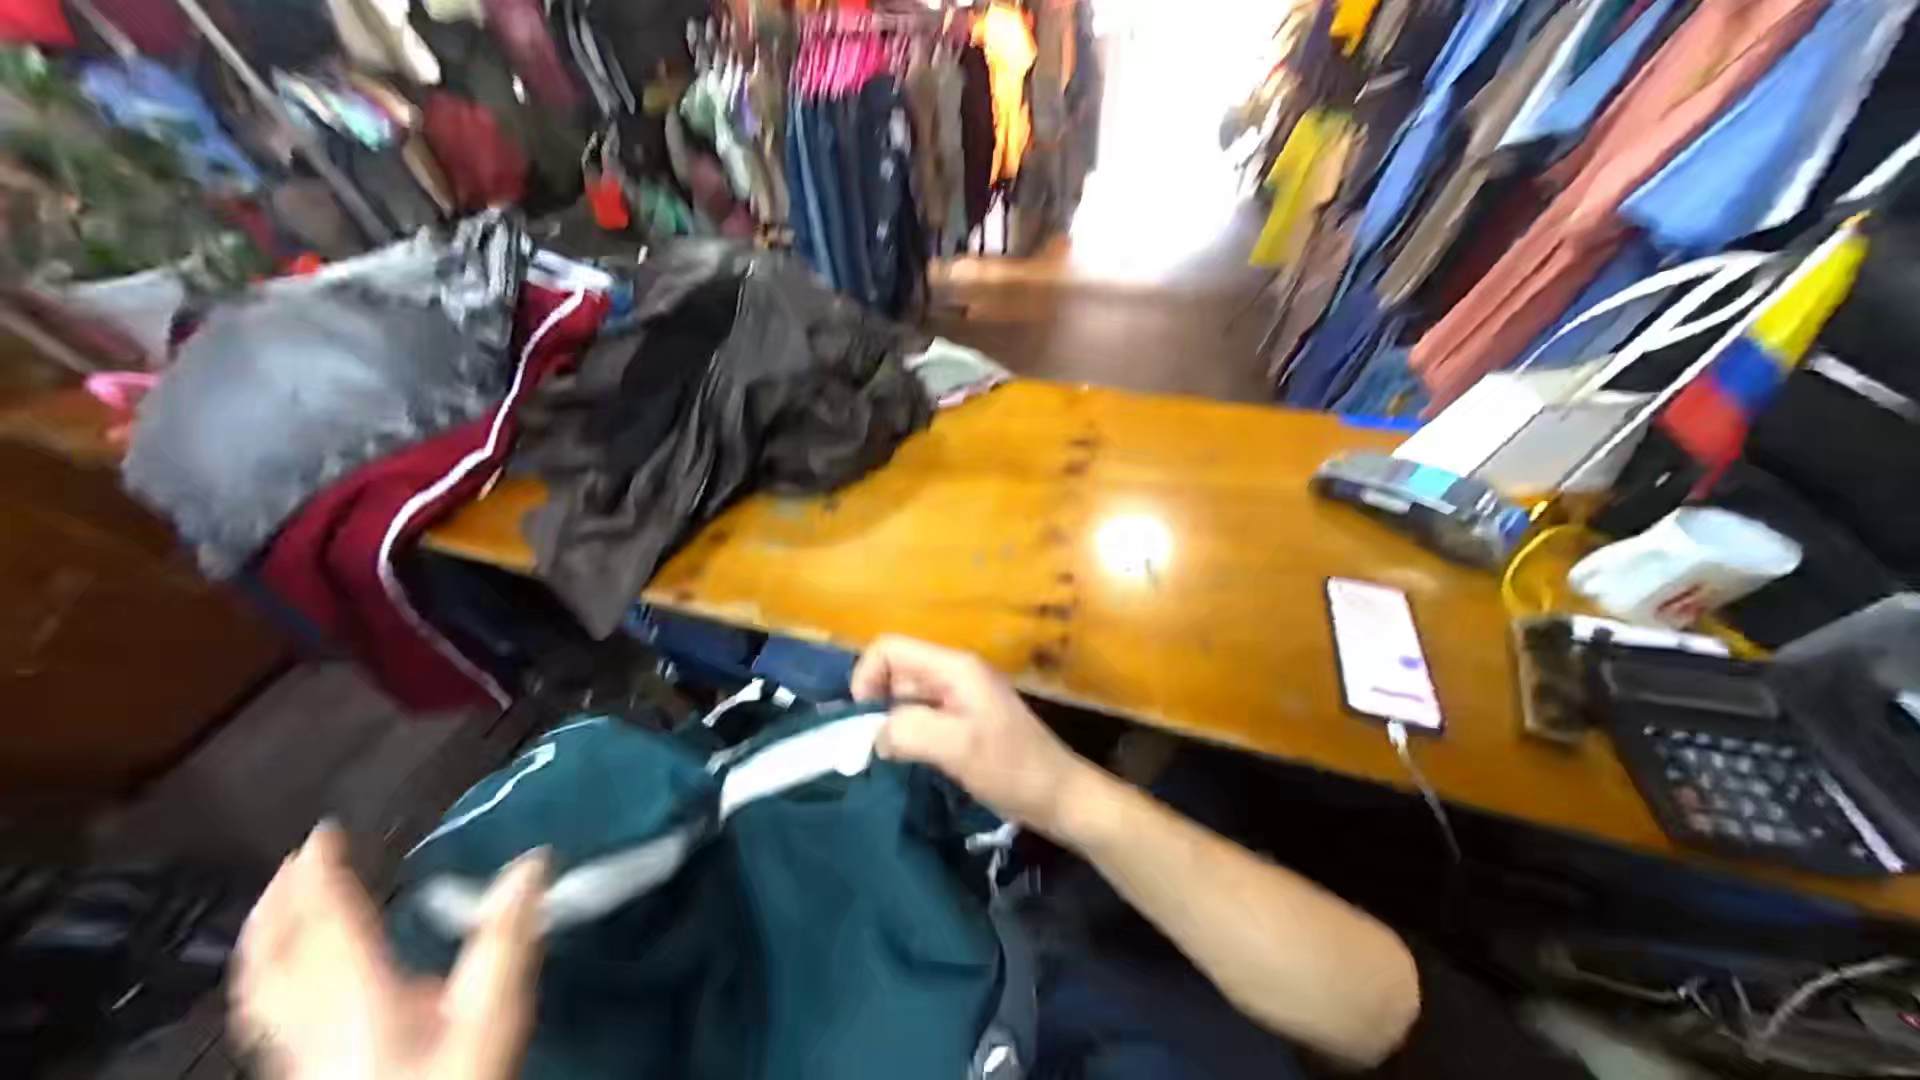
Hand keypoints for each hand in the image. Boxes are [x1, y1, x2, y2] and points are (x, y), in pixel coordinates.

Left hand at [230, 823, 547, 1079]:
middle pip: (273, 964)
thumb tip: (531, 862)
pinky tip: (303, 976)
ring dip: (269, 941)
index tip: (323, 834)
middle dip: (277, 909)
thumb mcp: (492, 1012)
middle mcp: (315, 1025)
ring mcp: (303, 1056)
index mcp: (358, 999)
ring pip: (263, 993)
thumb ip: (507, 937)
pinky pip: (275, 1010)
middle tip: (293, 863)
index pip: (328, 926)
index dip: (320, 877)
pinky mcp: (312, 1072)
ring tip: (285, 908)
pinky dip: (280, 971)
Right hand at [852, 635, 1101, 836]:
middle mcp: (954, 674)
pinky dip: (907, 733)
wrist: (1059, 796)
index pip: (890, 648)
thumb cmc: (1012, 768)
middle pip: (896, 671)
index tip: (864, 720)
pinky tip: (910, 759)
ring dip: (891, 722)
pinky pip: (922, 716)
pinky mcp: (964, 720)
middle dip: (876, 703)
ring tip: (889, 757)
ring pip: (906, 696)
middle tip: (873, 746)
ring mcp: (960, 697)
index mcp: (954, 668)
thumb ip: (909, 731)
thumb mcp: (957, 747)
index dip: (866, 676)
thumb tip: (874, 734)